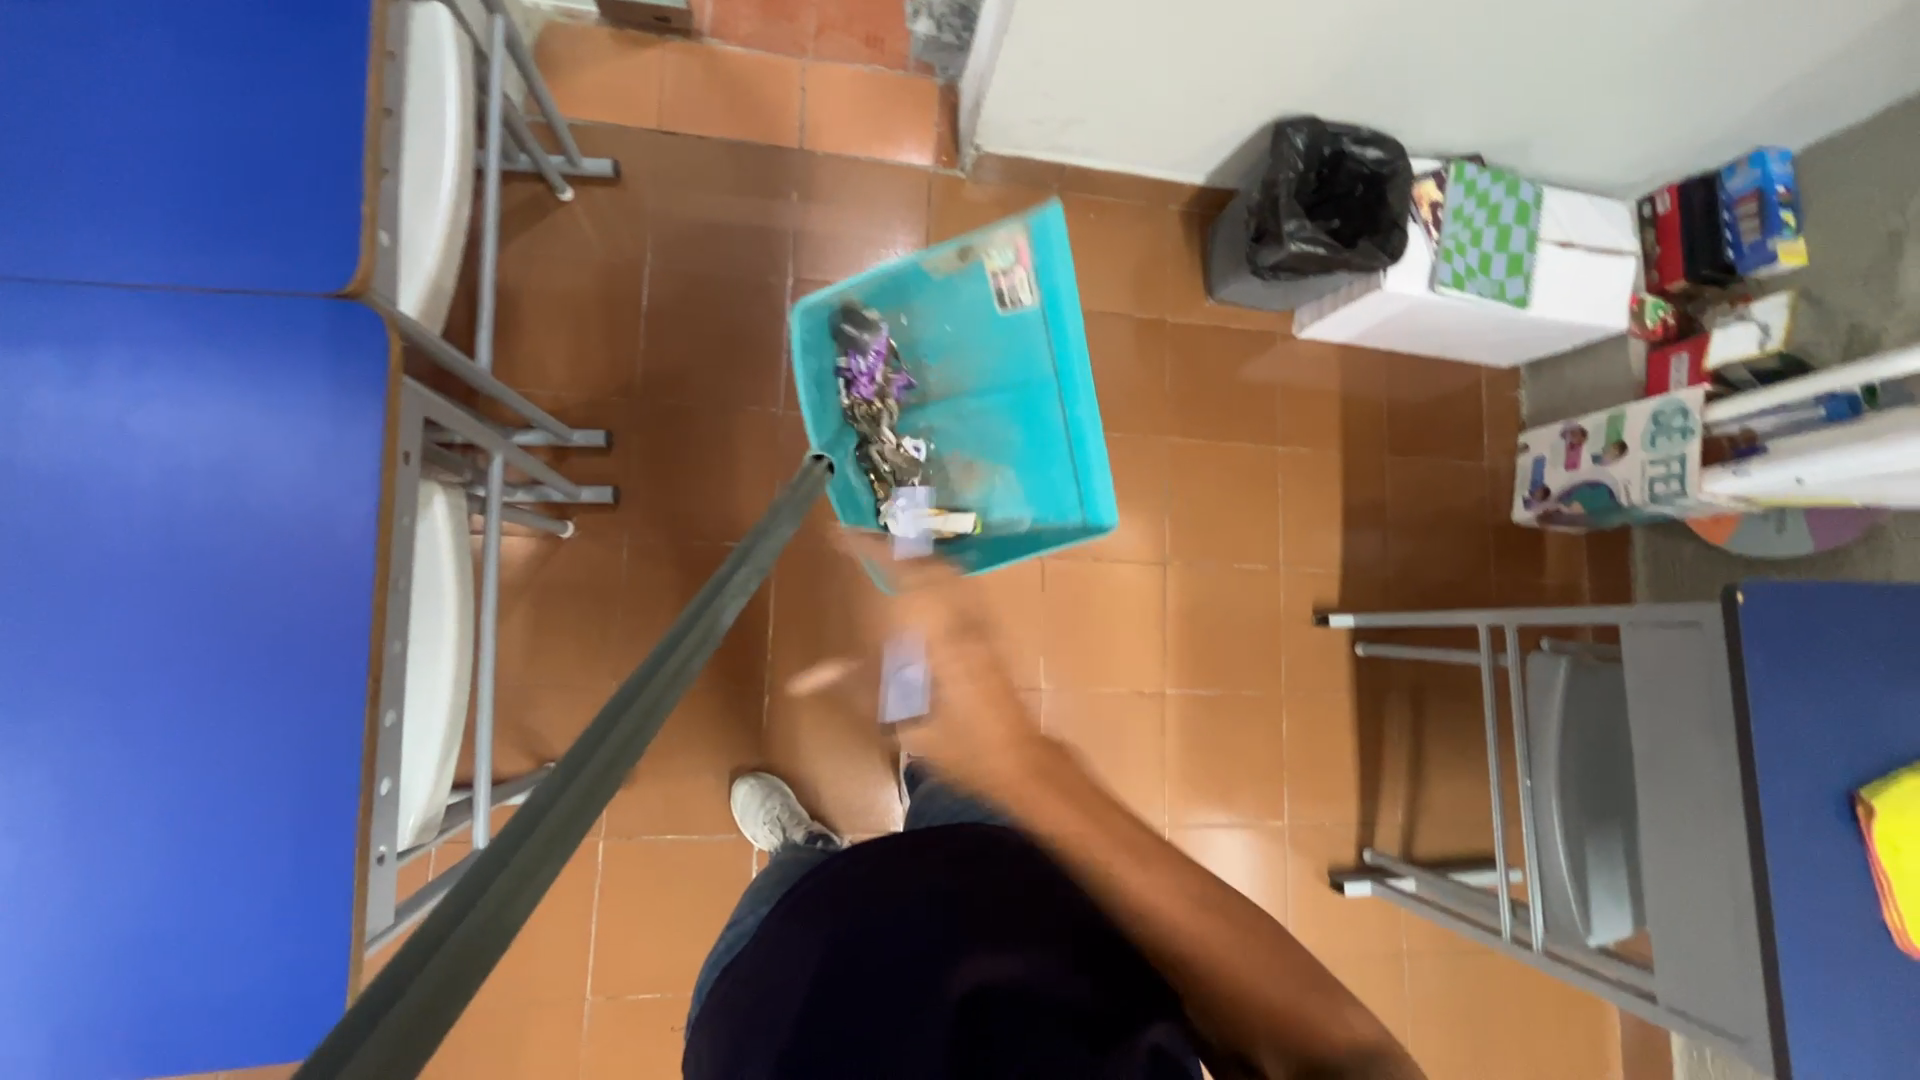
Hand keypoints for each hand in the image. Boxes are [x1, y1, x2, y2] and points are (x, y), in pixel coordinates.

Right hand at [821, 530, 1051, 797]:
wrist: (1016, 757)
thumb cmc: (956, 743)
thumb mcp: (897, 721)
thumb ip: (852, 689)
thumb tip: (800, 681)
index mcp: (935, 633)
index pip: (899, 572)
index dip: (868, 547)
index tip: (839, 534)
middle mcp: (960, 617)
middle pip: (926, 562)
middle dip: (891, 546)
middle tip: (859, 543)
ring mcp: (981, 621)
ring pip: (948, 569)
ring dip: (916, 557)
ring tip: (887, 557)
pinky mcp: (992, 630)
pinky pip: (963, 585)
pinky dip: (937, 573)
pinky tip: (924, 586)